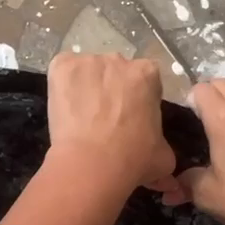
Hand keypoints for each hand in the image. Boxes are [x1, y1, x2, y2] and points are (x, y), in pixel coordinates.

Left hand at [44, 52, 177, 193]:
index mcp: (148, 74)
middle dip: (111, 90)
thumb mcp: (163, 156)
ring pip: (87, 71)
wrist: (92, 165)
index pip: (145, 79)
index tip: (130, 116)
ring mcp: (88, 61)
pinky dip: (61, 85)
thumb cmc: (133, 160)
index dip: (137, 98)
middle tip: (105, 118)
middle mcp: (119, 60)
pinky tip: (64, 108)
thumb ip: (163, 146)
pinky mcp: (62, 67)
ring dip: (86, 87)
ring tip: (81, 117)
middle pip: (115, 72)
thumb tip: (162, 163)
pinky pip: (62, 70)